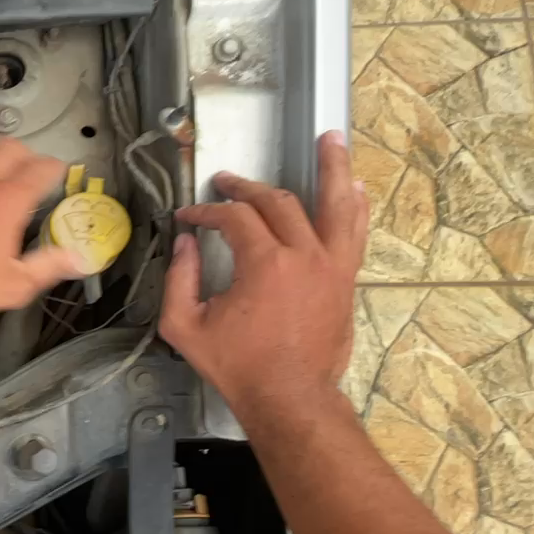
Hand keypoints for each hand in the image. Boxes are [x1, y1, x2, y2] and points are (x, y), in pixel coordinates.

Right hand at [160, 131, 367, 416]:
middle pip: (277, 203)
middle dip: (246, 189)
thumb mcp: (184, 325)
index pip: (233, 219)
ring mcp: (332, 263)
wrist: (288, 394)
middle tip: (225, 182)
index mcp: (263, 264)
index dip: (205, 212)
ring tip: (330, 139)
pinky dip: (353, 203)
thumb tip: (184, 243)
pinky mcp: (345, 277)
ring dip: (331, 168)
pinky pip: (354, 229)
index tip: (186, 218)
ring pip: (334, 202)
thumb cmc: (234, 363)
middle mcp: (304, 254)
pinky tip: (352, 186)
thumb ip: (179, 279)